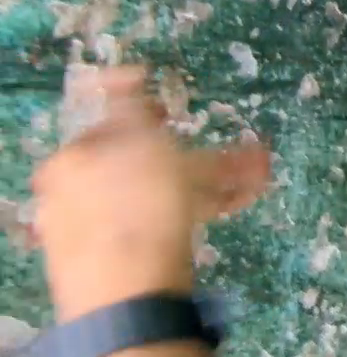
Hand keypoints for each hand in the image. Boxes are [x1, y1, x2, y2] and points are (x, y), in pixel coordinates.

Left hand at [34, 66, 270, 321]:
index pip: (116, 120)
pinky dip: (210, 199)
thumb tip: (126, 69)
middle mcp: (79, 186)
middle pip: (151, 154)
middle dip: (205, 147)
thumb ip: (131, 105)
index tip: (178, 102)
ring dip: (221, 173)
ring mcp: (102, 217)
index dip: (152, 109)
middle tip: (246, 146)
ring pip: (171, 182)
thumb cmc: (137, 208)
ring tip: (262, 173)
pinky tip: (245, 197)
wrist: (131, 288)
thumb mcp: (138, 144)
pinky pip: (174, 209)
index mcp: (74, 160)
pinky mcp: (131, 242)